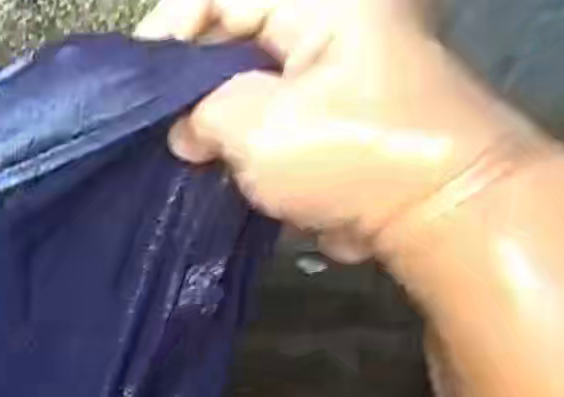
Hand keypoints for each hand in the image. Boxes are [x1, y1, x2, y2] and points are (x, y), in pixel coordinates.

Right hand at [136, 0, 548, 262]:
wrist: (429, 207)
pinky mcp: (328, 117)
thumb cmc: (346, 152)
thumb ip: (202, 114)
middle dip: (187, 78)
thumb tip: (182, 129)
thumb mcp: (259, 124)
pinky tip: (206, 161)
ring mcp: (329, 71)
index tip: (134, 80)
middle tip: (152, 124)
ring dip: (207, 113)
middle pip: (233, 32)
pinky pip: (264, 113)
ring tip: (175, 148)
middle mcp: (326, 23)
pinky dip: (232, 135)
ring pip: (245, 78)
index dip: (171, 28)